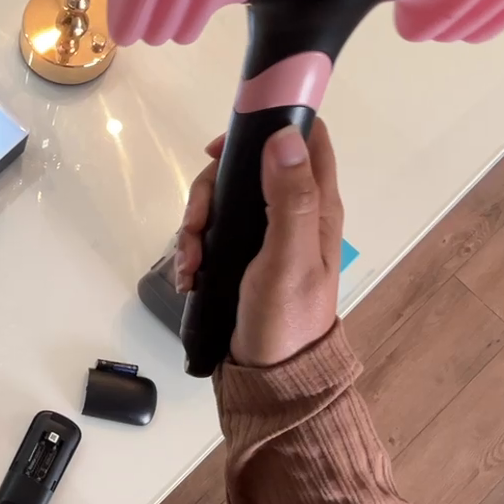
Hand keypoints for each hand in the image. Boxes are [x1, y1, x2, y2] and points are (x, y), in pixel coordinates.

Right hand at [173, 123, 344, 366]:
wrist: (270, 376)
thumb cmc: (286, 319)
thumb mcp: (288, 258)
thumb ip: (290, 198)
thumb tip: (283, 136)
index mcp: (315, 205)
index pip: (304, 139)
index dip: (266, 128)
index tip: (221, 149)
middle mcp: (289, 213)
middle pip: (244, 171)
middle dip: (208, 194)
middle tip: (194, 228)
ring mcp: (262, 237)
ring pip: (220, 206)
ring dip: (193, 230)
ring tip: (189, 266)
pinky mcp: (239, 260)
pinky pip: (209, 238)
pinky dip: (192, 253)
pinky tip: (189, 278)